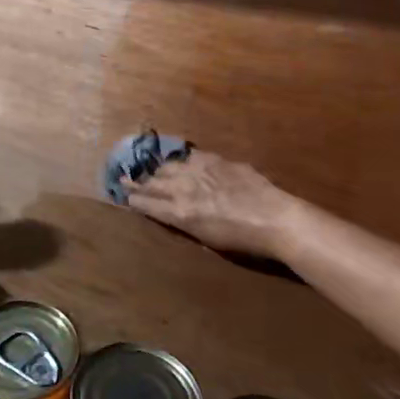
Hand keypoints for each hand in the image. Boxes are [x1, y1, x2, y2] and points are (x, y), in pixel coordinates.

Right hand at [123, 151, 303, 259]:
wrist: (275, 218)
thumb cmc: (243, 241)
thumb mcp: (207, 239)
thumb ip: (185, 223)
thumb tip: (174, 214)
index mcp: (179, 213)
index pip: (145, 202)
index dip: (132, 198)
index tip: (124, 194)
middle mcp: (182, 189)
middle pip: (152, 182)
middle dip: (139, 182)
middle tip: (128, 179)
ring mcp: (198, 171)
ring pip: (168, 167)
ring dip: (159, 171)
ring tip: (156, 173)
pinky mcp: (214, 160)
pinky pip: (190, 158)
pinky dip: (183, 163)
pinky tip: (184, 164)